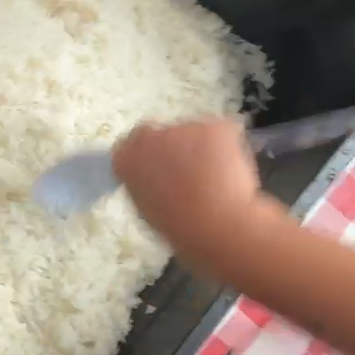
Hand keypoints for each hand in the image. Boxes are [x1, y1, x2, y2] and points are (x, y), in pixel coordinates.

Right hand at [112, 118, 283, 271]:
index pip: (130, 148)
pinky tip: (230, 171)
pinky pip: (220, 133)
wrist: (214, 224)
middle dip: (173, 147)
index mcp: (125, 159)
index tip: (161, 172)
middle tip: (190, 173)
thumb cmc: (177, 227)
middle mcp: (148, 136)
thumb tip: (156, 177)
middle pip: (160, 135)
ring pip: (193, 134)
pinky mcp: (214, 126)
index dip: (148, 158)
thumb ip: (144, 183)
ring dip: (201, 149)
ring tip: (215, 178)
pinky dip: (226, 148)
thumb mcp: (145, 206)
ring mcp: (181, 128)